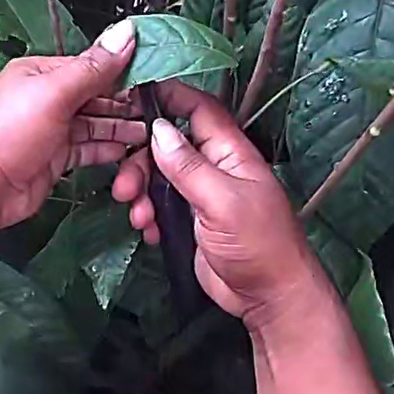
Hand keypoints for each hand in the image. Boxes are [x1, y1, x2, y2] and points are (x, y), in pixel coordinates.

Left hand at [0, 20, 144, 229]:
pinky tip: (127, 151)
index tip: (154, 80)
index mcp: (42, 73)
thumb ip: (94, 67)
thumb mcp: (55, 93)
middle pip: (96, 97)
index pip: (91, 68)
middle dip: (126, 104)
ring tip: (149, 133)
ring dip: (121, 128)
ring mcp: (52, 130)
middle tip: (158, 111)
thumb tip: (126, 32)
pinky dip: (107, 149)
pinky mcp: (55, 158)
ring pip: (95, 125)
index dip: (123, 74)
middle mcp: (47, 99)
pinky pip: (88, 149)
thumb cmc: (8, 134)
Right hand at [111, 81, 329, 327]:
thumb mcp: (222, 201)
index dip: (170, 98)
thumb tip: (158, 129)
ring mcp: (202, 194)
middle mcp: (214, 167)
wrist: (267, 296)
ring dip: (142, 192)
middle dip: (142, 163)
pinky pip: (161, 206)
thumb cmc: (257, 244)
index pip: (199, 110)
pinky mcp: (191, 220)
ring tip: (139, 217)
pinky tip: (149, 231)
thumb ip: (188, 166)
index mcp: (230, 153)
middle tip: (125, 188)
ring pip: (160, 177)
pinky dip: (149, 215)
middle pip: (169, 146)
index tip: (134, 97)